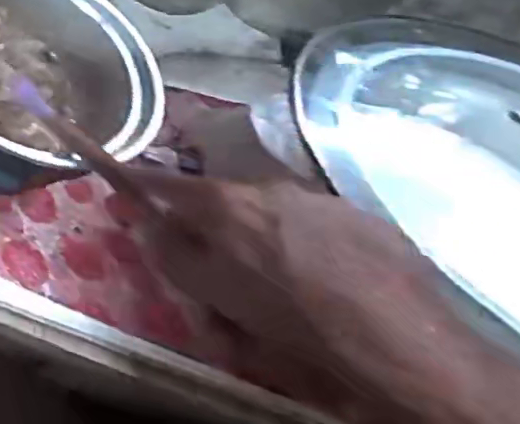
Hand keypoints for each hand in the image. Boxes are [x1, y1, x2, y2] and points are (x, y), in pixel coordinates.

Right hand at [119, 168, 519, 423]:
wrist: (408, 350)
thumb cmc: (291, 317)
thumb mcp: (209, 291)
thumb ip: (167, 249)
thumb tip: (148, 223)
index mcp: (218, 199)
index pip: (157, 177)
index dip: (130, 174)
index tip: (111, 169)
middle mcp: (263, 184)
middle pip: (219, 194)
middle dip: (210, 216)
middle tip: (218, 250)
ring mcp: (319, 197)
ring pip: (271, 206)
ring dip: (263, 228)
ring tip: (280, 268)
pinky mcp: (368, 219)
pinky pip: (320, 220)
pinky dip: (311, 238)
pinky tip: (327, 273)